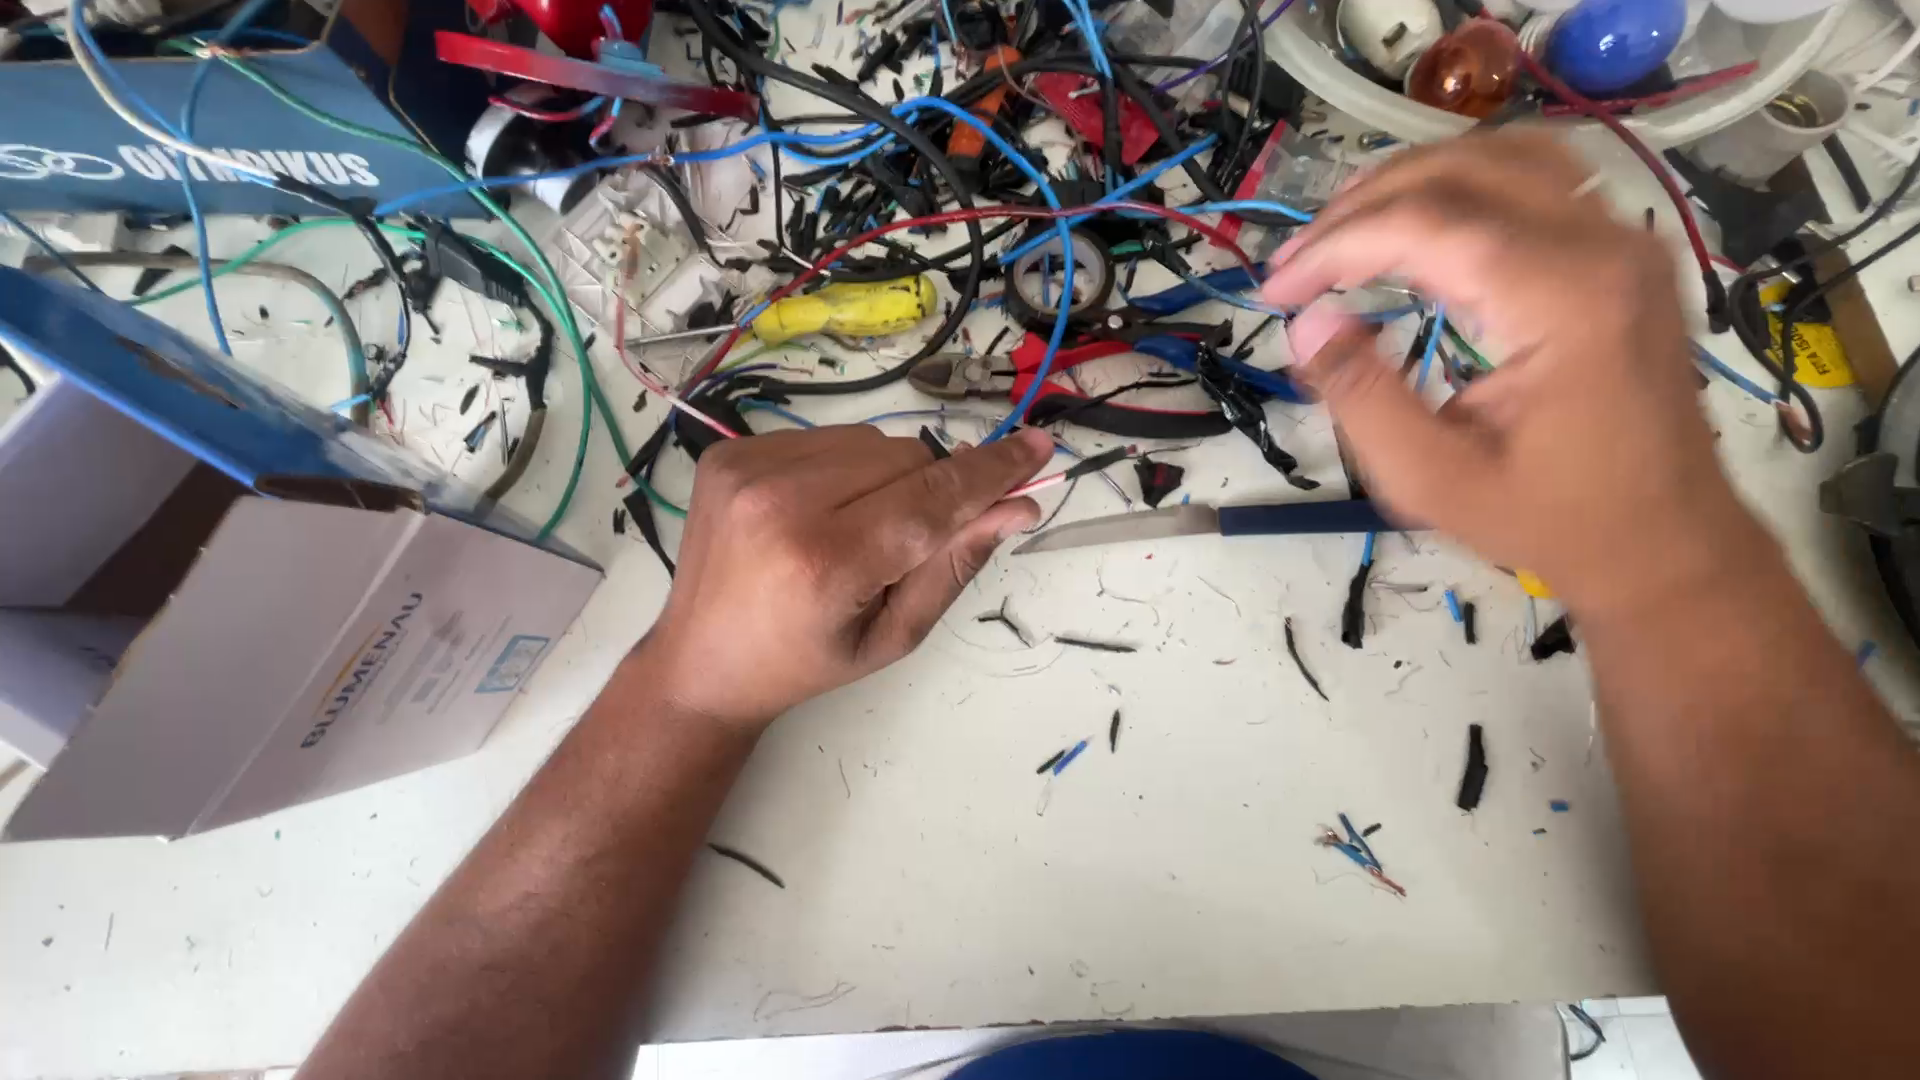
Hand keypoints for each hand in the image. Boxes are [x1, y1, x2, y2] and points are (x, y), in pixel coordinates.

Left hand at [636, 425, 1052, 728]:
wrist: (703, 659)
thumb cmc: (806, 662)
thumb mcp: (893, 636)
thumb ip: (954, 565)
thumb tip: (1016, 507)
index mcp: (824, 561)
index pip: (931, 499)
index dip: (990, 474)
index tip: (1038, 448)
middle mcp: (781, 501)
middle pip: (907, 459)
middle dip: (930, 492)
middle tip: (906, 543)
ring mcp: (747, 468)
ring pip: (871, 442)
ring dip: (888, 478)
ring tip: (856, 530)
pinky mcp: (730, 451)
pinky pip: (827, 438)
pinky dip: (844, 469)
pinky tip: (820, 512)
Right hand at [1261, 131, 1757, 623]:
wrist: (1661, 539)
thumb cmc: (1545, 517)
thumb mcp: (1429, 478)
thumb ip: (1360, 397)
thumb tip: (1307, 325)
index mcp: (1562, 299)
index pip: (1426, 226)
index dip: (1335, 247)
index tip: (1275, 292)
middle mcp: (1602, 246)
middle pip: (1461, 170)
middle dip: (1358, 209)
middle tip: (1295, 263)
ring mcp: (1619, 241)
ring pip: (1499, 155)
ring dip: (1405, 184)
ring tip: (1338, 232)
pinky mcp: (1617, 252)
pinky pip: (1531, 178)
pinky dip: (1456, 186)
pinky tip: (1412, 223)